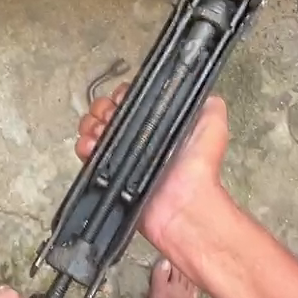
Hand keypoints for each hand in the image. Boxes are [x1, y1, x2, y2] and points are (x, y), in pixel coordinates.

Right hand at [77, 85, 235, 263]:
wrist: (181, 206)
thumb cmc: (197, 172)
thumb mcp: (212, 128)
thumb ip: (209, 106)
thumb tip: (204, 91)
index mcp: (158, 126)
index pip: (131, 101)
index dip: (123, 96)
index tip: (123, 98)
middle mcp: (139, 140)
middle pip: (108, 112)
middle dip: (104, 108)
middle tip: (112, 116)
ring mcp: (122, 156)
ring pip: (95, 129)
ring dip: (92, 124)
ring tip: (102, 130)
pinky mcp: (109, 174)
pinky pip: (88, 153)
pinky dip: (85, 146)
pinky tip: (92, 145)